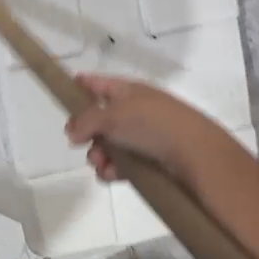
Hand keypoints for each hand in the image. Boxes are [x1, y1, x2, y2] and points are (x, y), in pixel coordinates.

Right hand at [64, 73, 236, 184]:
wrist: (195, 155)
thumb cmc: (153, 124)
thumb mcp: (112, 114)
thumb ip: (85, 120)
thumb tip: (71, 132)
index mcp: (129, 92)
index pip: (99, 83)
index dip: (81, 85)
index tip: (63, 92)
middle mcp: (134, 112)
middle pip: (97, 120)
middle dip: (85, 134)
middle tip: (80, 142)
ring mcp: (141, 137)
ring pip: (105, 146)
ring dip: (97, 156)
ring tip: (102, 163)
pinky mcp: (146, 161)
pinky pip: (118, 165)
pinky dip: (111, 170)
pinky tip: (113, 174)